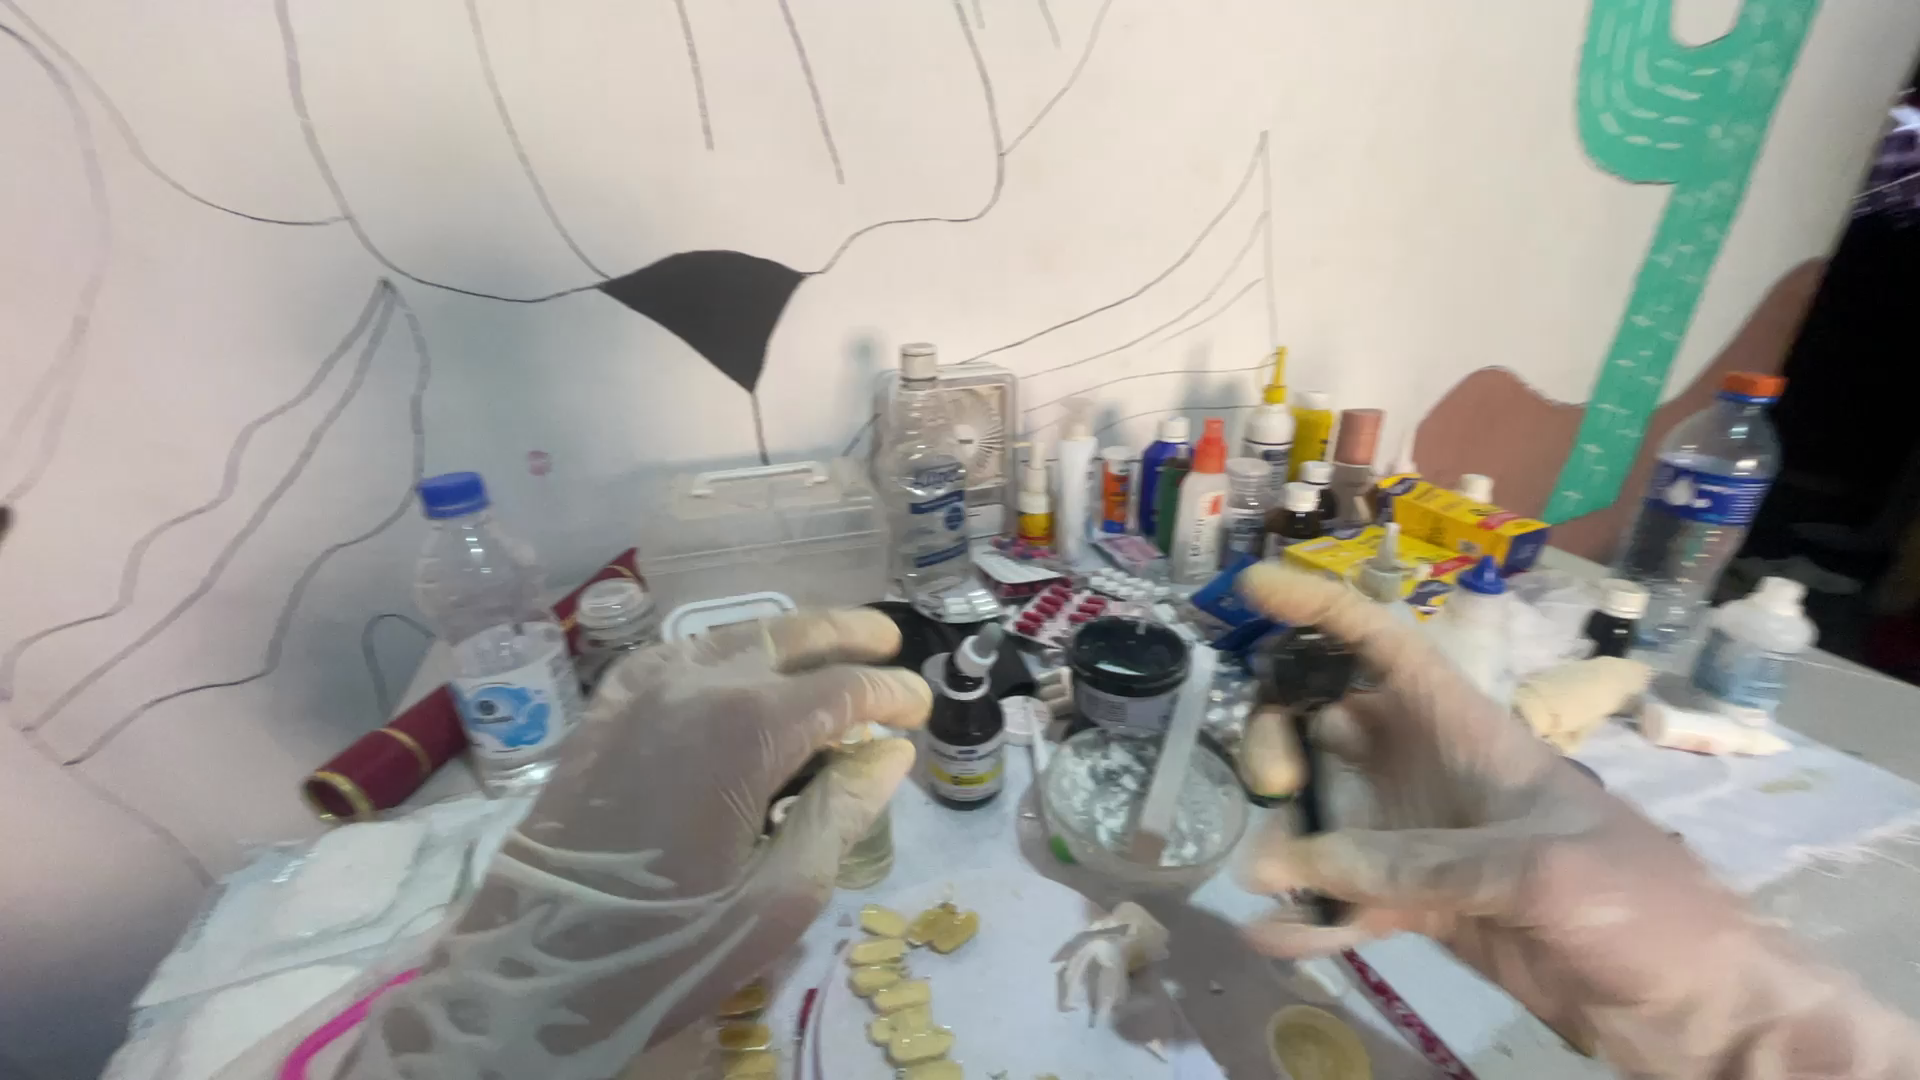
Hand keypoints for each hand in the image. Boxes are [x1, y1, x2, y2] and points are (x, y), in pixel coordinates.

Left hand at [350, 609, 930, 1079]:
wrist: (525, 976)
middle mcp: (697, 686)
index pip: (843, 689)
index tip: (920, 709)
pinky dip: (728, 649)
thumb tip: (890, 751)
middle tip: (891, 644)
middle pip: (792, 634)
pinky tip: (742, 667)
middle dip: (851, 633)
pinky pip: (682, 652)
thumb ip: (844, 809)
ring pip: (737, 633)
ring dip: (793, 636)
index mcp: (746, 730)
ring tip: (831, 648)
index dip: (892, 693)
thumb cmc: (666, 947)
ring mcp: (644, 688)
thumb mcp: (781, 898)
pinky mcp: (609, 706)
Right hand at [1233, 564, 1919, 1077]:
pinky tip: (1270, 935)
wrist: (1696, 1016)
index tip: (1251, 588)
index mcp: (1457, 726)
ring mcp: (1404, 831)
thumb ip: (1411, 861)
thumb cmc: (1640, 905)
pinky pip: (1334, 891)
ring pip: (1312, 807)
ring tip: (1269, 885)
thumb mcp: (1538, 869)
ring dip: (1281, 837)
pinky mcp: (1402, 895)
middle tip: (1273, 784)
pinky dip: (1303, 910)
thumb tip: (1291, 863)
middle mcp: (1416, 765)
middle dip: (1276, 740)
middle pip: (1315, 721)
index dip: (1316, 606)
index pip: (1376, 643)